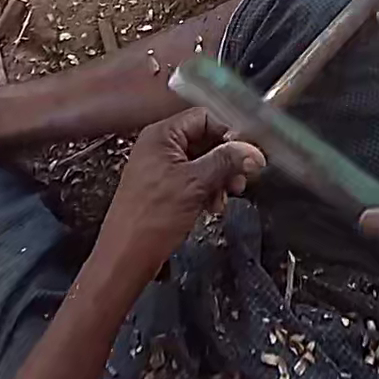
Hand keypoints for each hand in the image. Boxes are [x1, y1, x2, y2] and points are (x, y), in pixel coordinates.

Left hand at [95, 108, 264, 279]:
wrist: (124, 260)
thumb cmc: (153, 217)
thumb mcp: (196, 183)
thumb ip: (227, 161)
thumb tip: (254, 152)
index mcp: (162, 135)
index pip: (204, 118)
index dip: (227, 133)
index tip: (246, 152)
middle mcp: (160, 146)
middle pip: (205, 139)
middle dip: (226, 159)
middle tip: (242, 177)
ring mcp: (161, 167)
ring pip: (203, 161)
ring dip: (220, 177)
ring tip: (228, 195)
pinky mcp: (163, 188)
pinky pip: (194, 178)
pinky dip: (208, 189)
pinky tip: (214, 205)